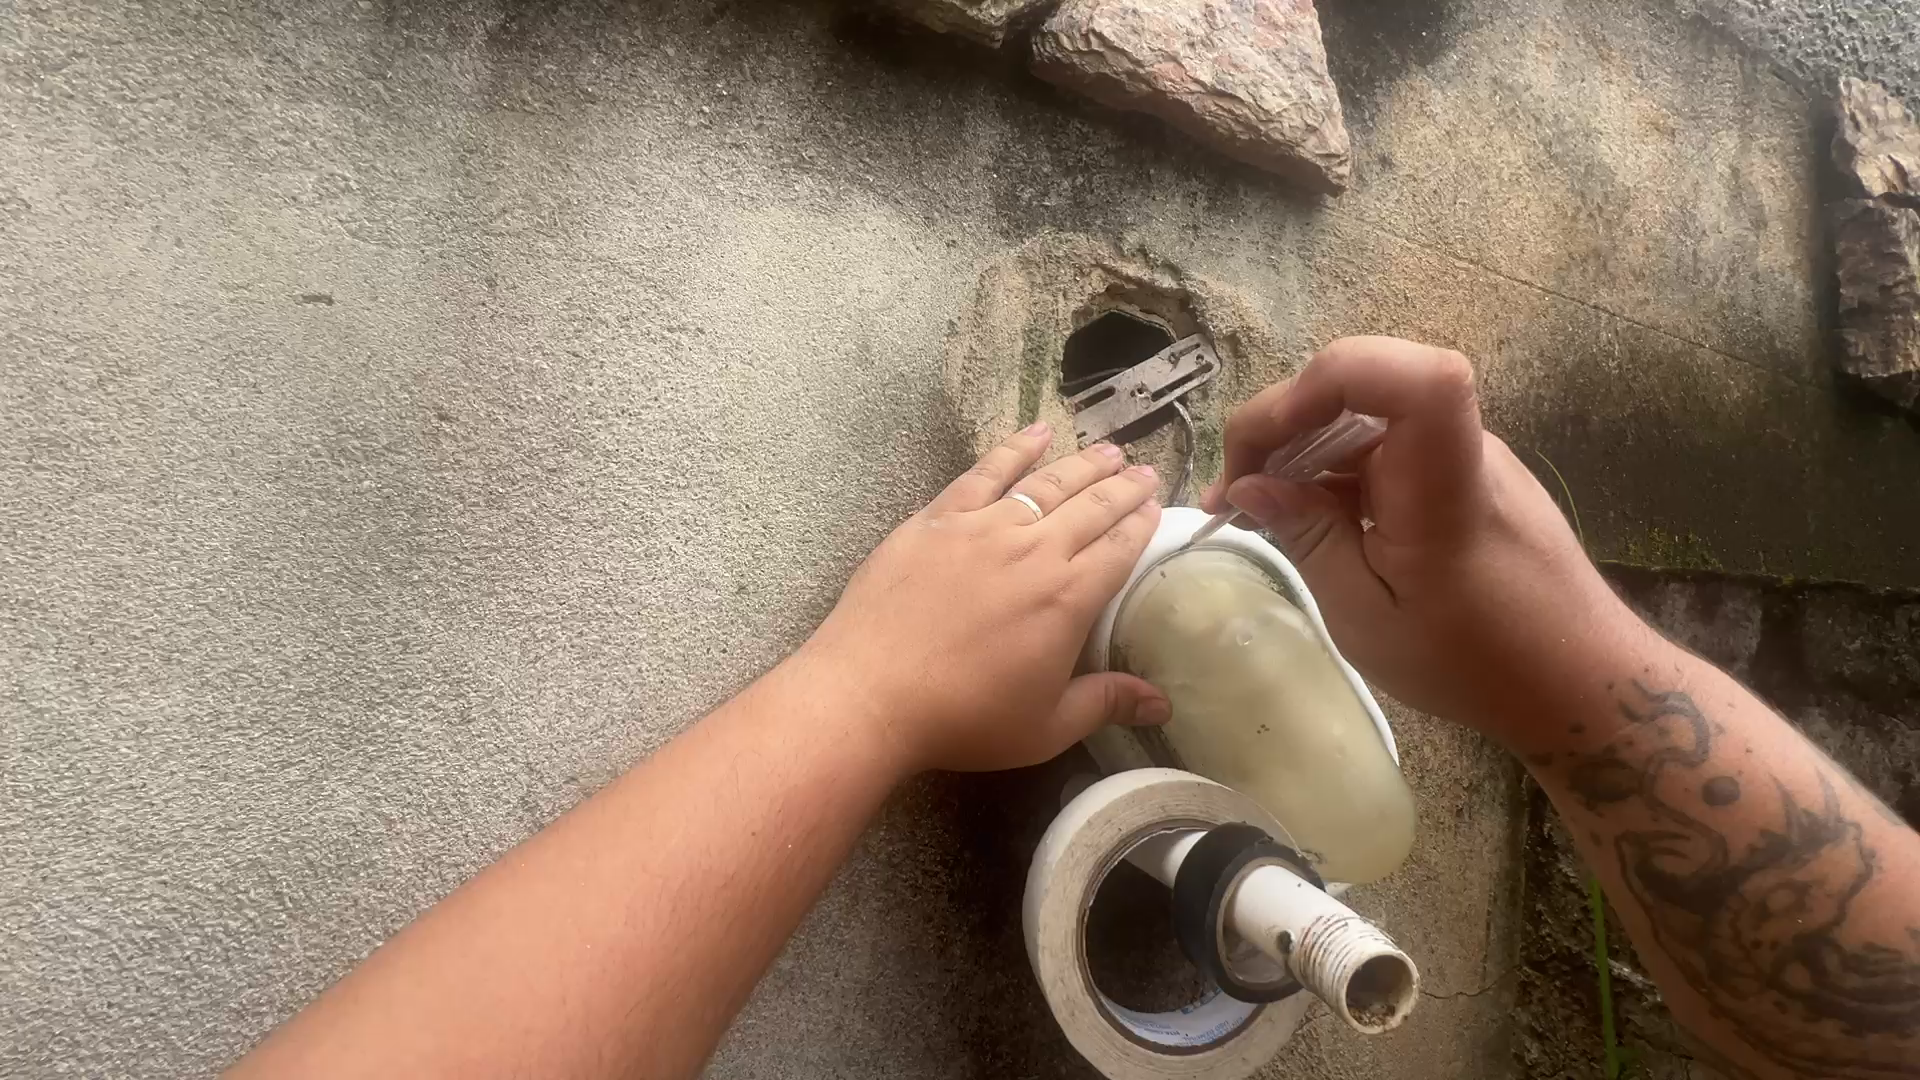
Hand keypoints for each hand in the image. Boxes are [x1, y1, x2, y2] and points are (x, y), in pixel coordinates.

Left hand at [801, 424, 1169, 772]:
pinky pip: (986, 472)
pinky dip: (1015, 449)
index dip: (1141, 526)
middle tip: (1145, 472)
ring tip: (1107, 450)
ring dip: (1082, 464)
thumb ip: (1105, 703)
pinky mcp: (939, 518)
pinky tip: (1036, 432)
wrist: (871, 691)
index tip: (1157, 508)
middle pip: (1091, 508)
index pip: (1118, 549)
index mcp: (1067, 598)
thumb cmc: (963, 716)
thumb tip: (1163, 702)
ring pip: (1046, 483)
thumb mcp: (1045, 726)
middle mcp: (1034, 550)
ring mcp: (984, 527)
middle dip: (1123, 488)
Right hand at [1201, 337, 1646, 746]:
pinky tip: (1294, 513)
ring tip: (1246, 508)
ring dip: (1290, 449)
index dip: (1322, 386)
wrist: (1573, 683)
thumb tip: (1247, 486)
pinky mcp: (1446, 471)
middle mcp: (1456, 447)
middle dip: (1275, 427)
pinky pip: (1371, 446)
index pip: (1411, 379)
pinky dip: (1320, 469)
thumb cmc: (1472, 662)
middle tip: (1228, 495)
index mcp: (1445, 486)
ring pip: (1354, 413)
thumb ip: (1308, 539)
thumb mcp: (1366, 616)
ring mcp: (1452, 453)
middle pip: (1355, 384)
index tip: (1263, 451)